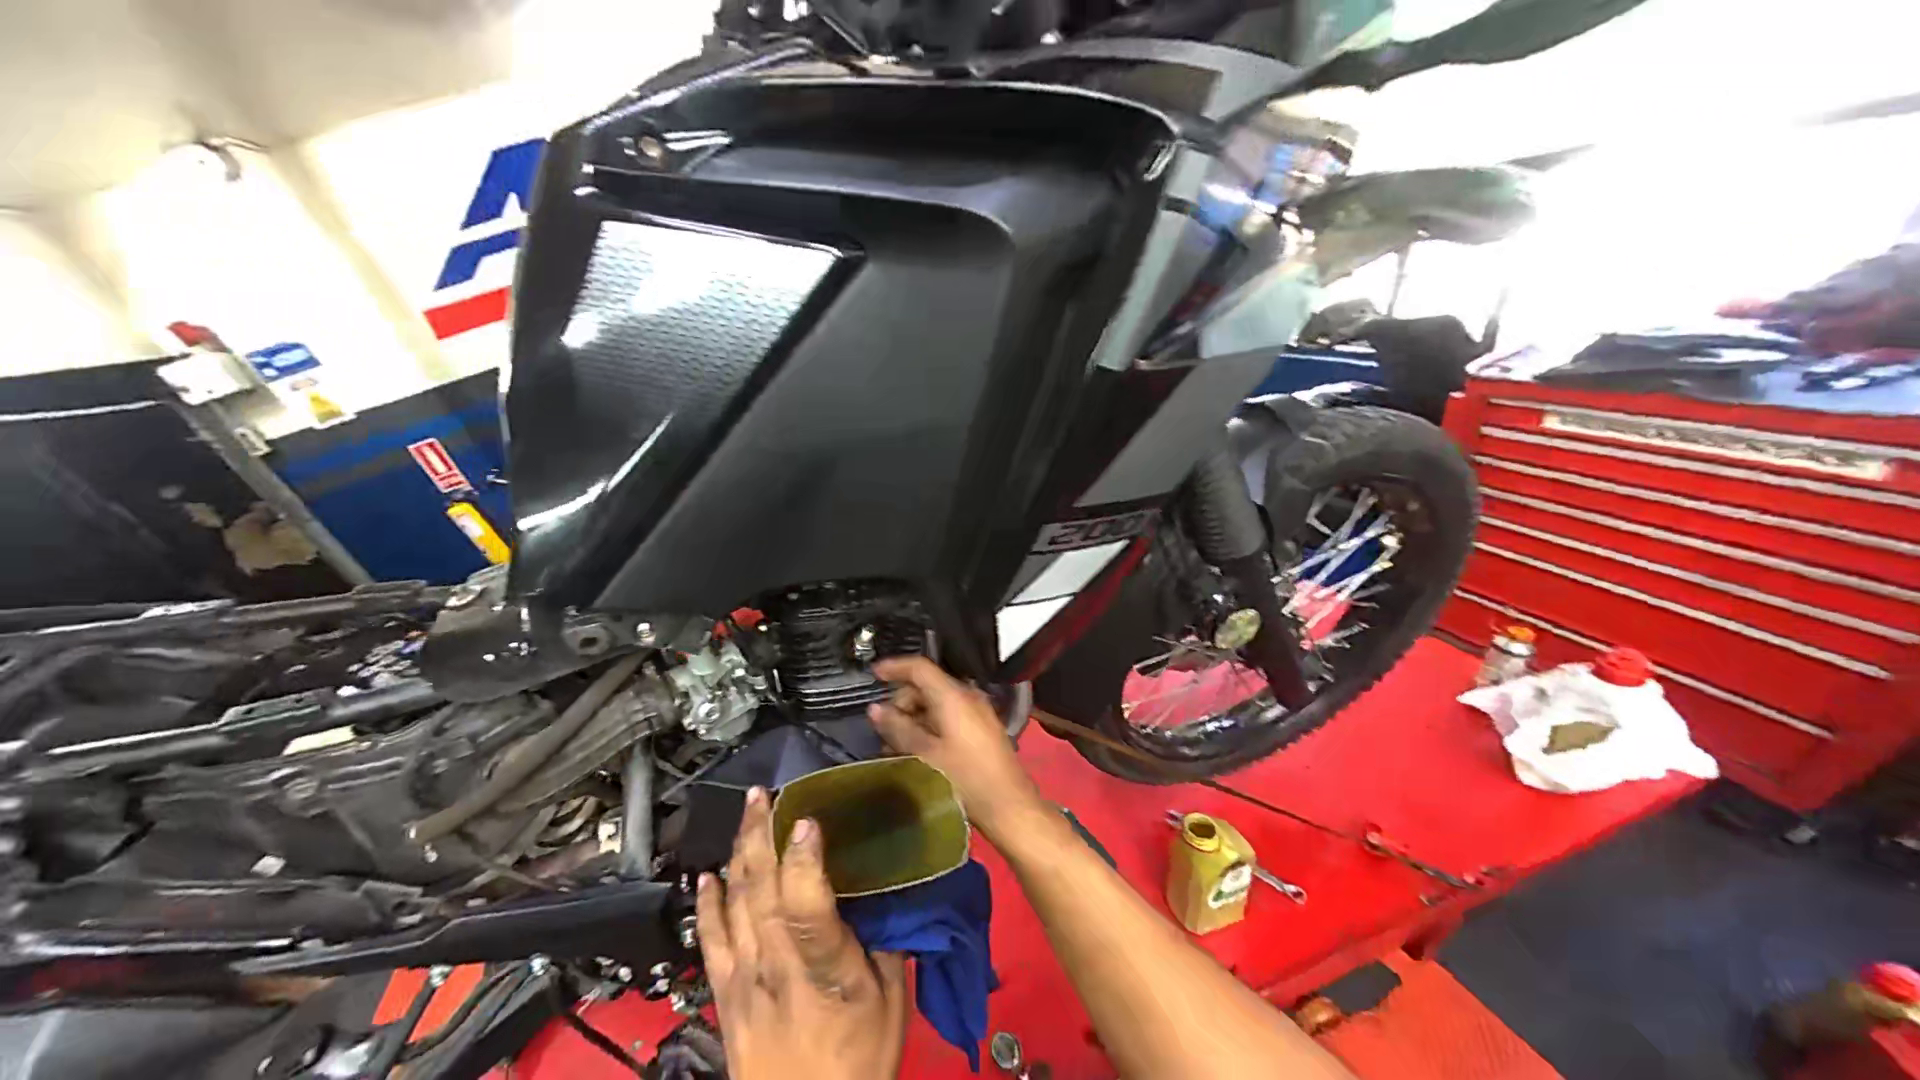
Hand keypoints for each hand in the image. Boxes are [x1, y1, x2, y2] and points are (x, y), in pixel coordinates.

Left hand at [696, 787, 909, 1079]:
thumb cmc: (858, 1063)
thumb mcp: (893, 1002)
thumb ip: (887, 940)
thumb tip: (885, 889)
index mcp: (824, 968)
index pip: (806, 907)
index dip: (804, 861)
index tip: (808, 819)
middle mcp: (776, 965)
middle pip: (761, 889)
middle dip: (761, 834)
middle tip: (765, 793)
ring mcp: (743, 976)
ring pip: (735, 901)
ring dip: (738, 852)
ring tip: (746, 812)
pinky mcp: (724, 992)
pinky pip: (710, 937)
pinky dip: (707, 902)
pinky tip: (708, 874)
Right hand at [867, 656, 1046, 841]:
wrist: (1010, 807)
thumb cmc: (966, 779)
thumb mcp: (925, 754)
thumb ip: (899, 728)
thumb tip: (875, 708)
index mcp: (953, 696)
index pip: (920, 667)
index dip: (894, 667)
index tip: (874, 674)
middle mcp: (967, 697)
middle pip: (926, 687)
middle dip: (902, 704)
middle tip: (885, 731)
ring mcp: (977, 713)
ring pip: (936, 704)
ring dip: (914, 719)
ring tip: (898, 748)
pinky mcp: (981, 730)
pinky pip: (948, 717)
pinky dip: (929, 728)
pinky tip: (918, 752)